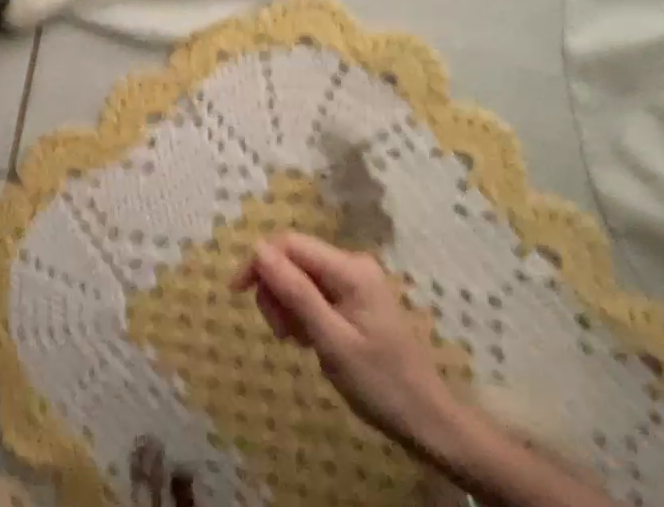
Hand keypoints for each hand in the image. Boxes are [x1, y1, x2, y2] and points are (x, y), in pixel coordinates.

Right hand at [231, 233, 456, 441]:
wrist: (426, 419)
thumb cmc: (380, 382)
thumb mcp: (331, 339)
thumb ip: (295, 292)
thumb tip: (257, 248)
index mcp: (351, 269)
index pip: (288, 244)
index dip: (258, 263)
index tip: (237, 294)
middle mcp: (352, 265)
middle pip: (292, 260)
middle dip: (275, 291)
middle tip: (282, 333)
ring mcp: (354, 282)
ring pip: (298, 278)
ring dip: (286, 306)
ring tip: (298, 342)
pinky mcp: (354, 299)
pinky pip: (313, 293)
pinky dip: (302, 314)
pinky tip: (310, 341)